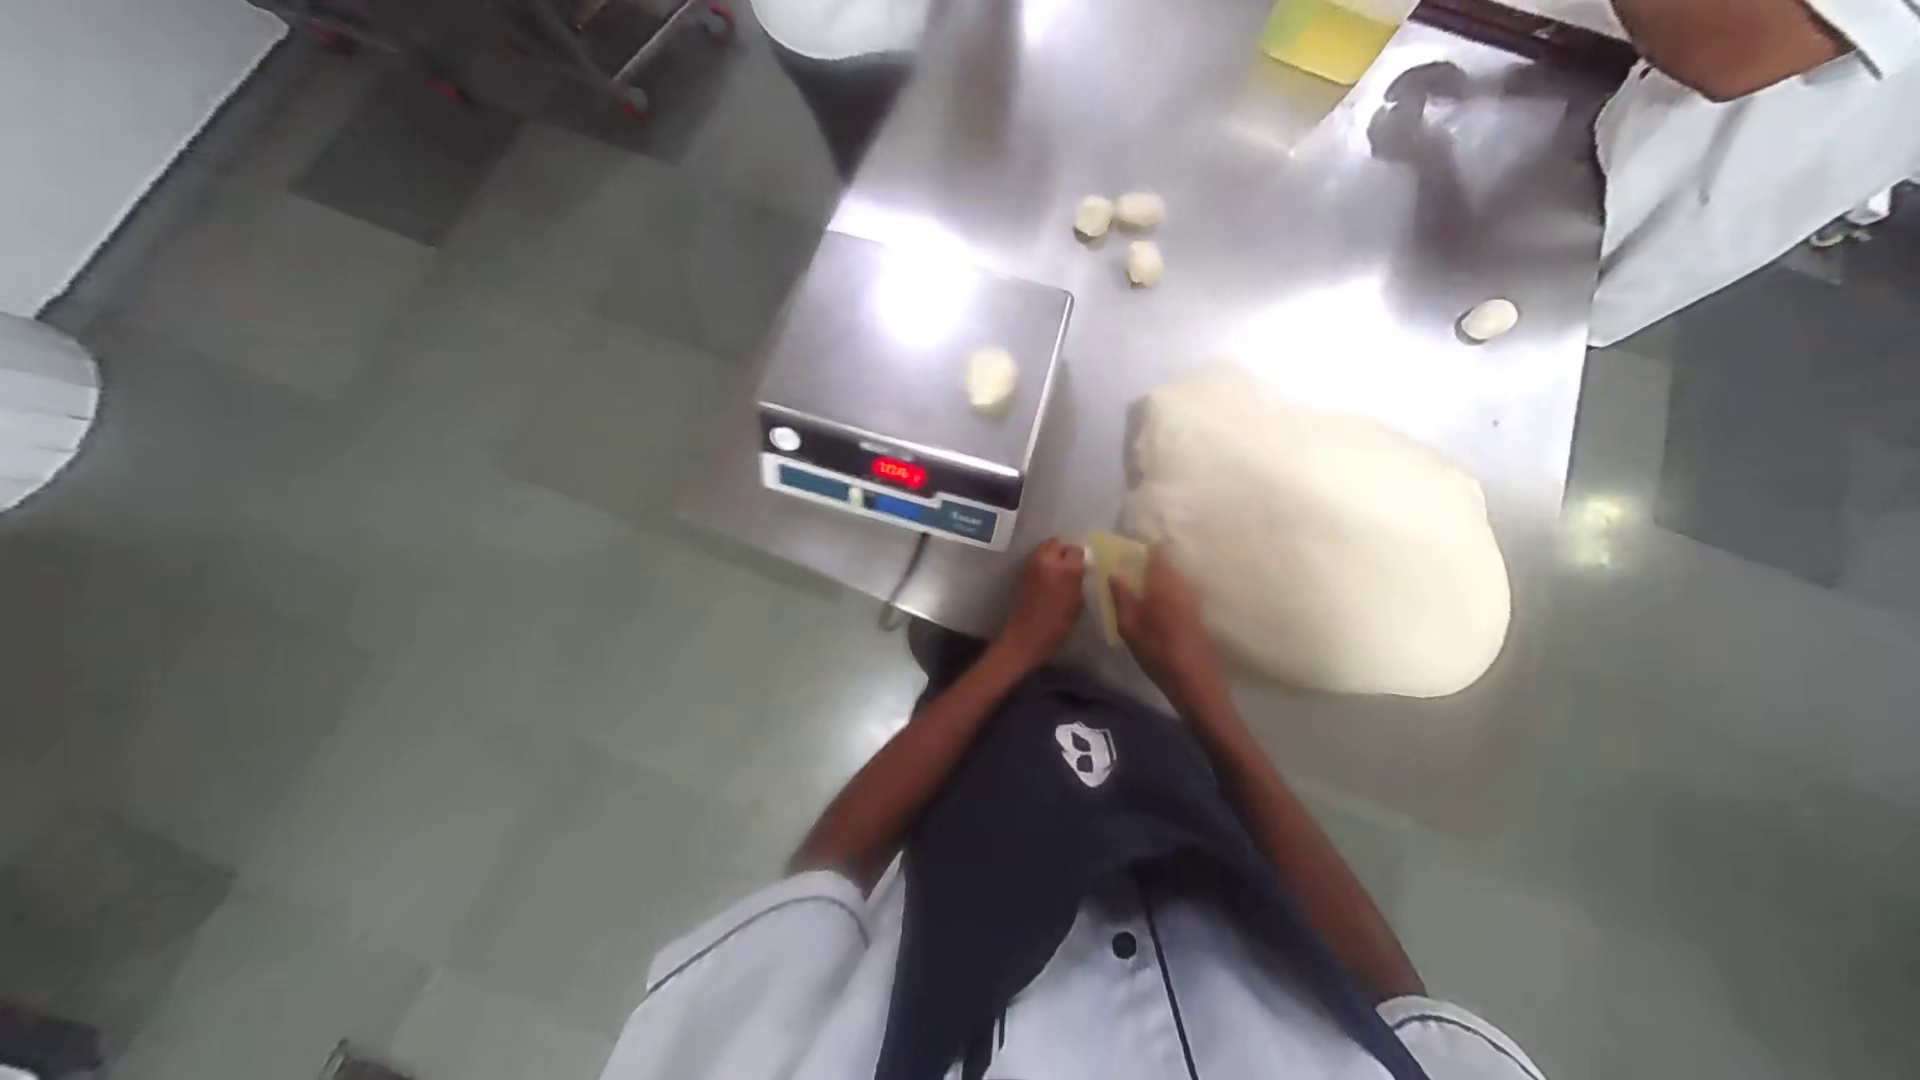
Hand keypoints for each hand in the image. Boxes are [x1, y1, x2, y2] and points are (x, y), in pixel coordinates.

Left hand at [996, 538, 1085, 668]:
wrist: (1028, 634)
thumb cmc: (1058, 624)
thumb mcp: (1078, 602)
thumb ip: (1079, 580)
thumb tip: (1081, 569)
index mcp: (1067, 569)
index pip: (1076, 550)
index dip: (1080, 558)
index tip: (1082, 566)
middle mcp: (1049, 561)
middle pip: (1057, 542)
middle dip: (1064, 550)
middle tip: (1069, 563)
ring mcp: (1033, 564)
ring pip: (1045, 547)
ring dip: (1052, 553)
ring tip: (1058, 567)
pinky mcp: (1023, 571)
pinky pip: (1036, 557)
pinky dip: (1043, 560)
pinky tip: (1048, 574)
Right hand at [1110, 545, 1225, 708]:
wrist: (1194, 680)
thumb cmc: (1156, 652)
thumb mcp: (1129, 627)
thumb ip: (1122, 597)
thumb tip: (1114, 574)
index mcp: (1164, 585)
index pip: (1160, 554)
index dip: (1150, 547)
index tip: (1135, 548)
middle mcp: (1183, 587)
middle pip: (1171, 564)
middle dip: (1155, 561)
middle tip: (1135, 567)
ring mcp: (1194, 601)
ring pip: (1178, 578)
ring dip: (1163, 576)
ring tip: (1144, 586)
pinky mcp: (1199, 614)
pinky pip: (1183, 592)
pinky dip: (1171, 590)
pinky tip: (1159, 605)